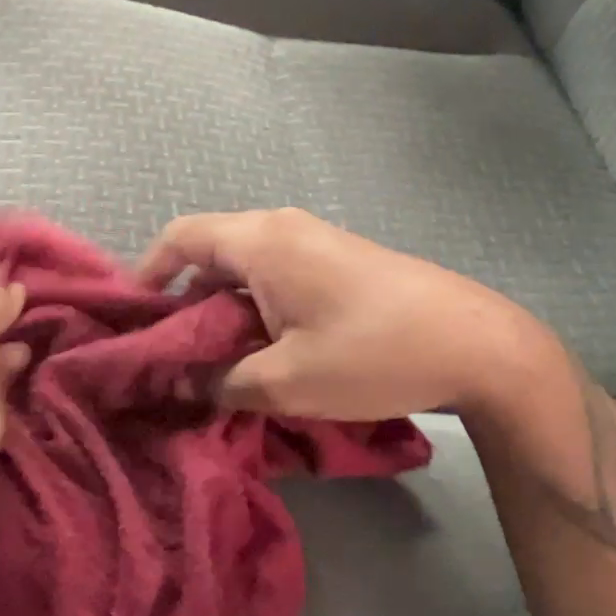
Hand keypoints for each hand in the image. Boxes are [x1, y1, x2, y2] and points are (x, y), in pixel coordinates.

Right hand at [138, 209, 556, 420]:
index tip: (136, 319)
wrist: (480, 347)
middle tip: (174, 355)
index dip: (148, 272)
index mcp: (261, 241)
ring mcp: (317, 242)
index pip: (180, 236)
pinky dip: (257, 309)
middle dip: (185, 302)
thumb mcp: (285, 381)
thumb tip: (186, 386)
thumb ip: (222, 382)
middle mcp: (285, 228)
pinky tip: (266, 354)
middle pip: (211, 252)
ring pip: (246, 269)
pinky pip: (278, 277)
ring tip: (217, 363)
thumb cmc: (372, 355)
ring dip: (223, 311)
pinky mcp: (341, 263)